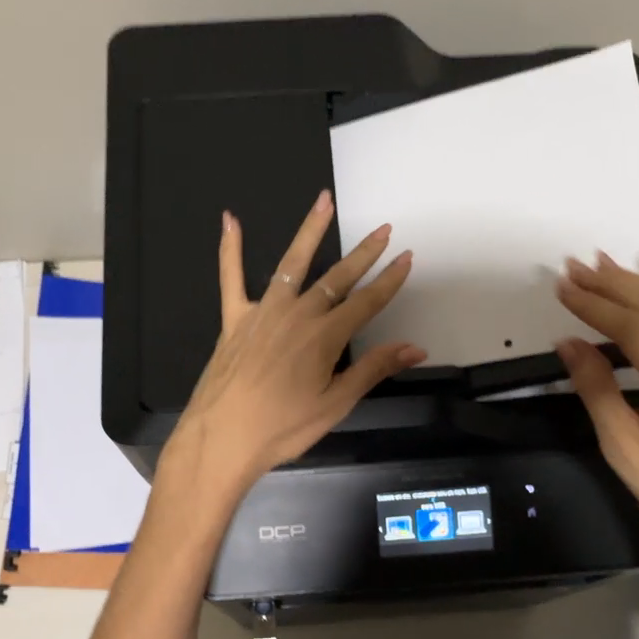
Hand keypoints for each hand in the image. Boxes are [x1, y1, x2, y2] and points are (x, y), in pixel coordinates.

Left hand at [161, 190, 424, 495]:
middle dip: (363, 253)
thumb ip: (373, 370)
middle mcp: (297, 315)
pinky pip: (231, 278)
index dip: (389, 280)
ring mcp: (263, 313)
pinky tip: (229, 219)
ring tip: (324, 200)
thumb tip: (415, 348)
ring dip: (310, 230)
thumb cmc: (282, 428)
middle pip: (336, 277)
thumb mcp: (335, 404)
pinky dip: (229, 248)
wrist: (222, 438)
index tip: (406, 257)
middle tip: (383, 229)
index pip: (366, 303)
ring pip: (291, 263)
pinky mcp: (234, 319)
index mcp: (325, 337)